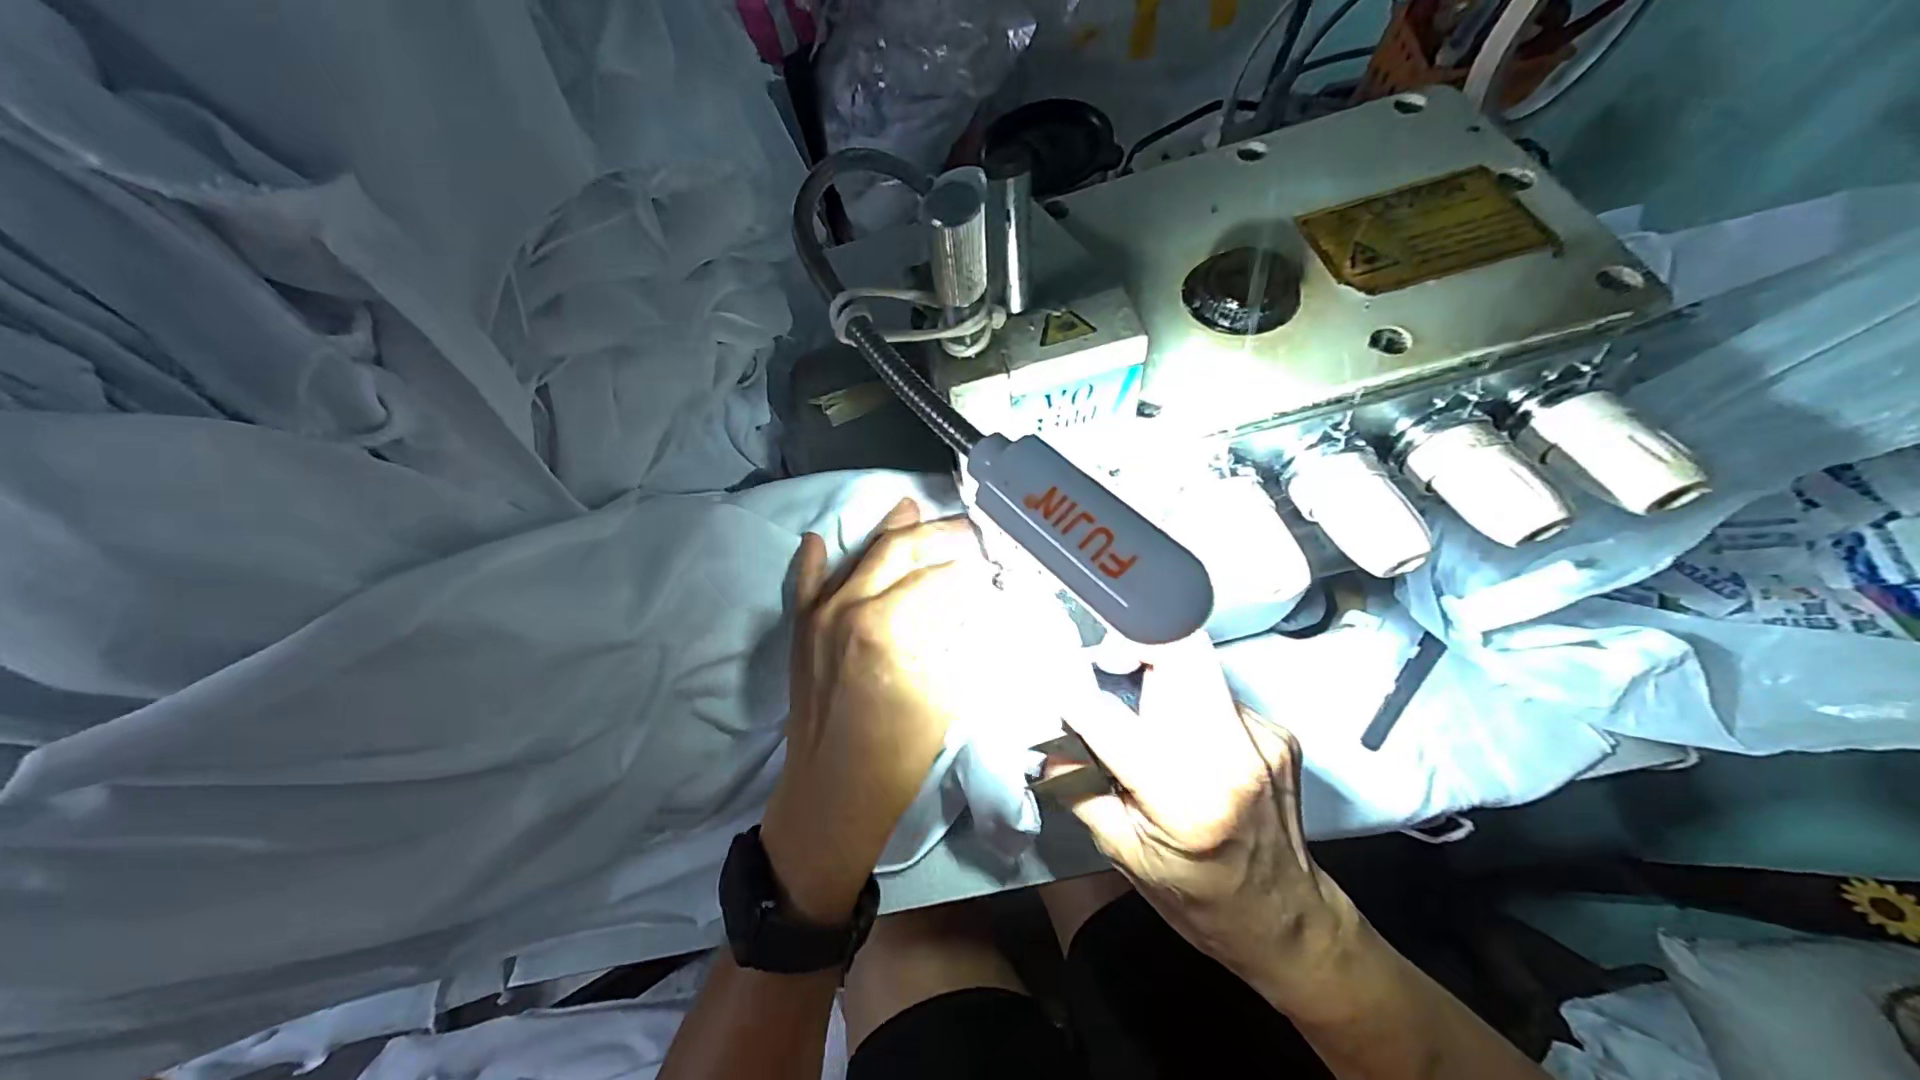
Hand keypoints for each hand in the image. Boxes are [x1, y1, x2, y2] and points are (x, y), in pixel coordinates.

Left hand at [760, 499, 995, 923]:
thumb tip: (965, 603)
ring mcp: (818, 615)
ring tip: (908, 505)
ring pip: (857, 557)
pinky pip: (805, 583)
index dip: (967, 568)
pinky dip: (814, 559)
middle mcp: (848, 607)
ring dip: (886, 532)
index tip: (988, 561)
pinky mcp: (802, 631)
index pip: (937, 578)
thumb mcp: (943, 694)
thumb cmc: (898, 753)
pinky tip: (818, 537)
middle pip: (898, 552)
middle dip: (935, 533)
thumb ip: (953, 638)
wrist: (832, 795)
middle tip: (965, 529)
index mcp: (887, 624)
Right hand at [1052, 635, 1374, 1021]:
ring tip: (1135, 703)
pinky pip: (1216, 691)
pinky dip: (1185, 699)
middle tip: (1102, 660)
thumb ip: (1078, 786)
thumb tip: (1045, 739)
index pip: (1107, 717)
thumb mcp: (1123, 851)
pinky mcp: (1275, 730)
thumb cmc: (1202, 898)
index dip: (1071, 695)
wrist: (1283, 918)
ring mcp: (1260, 737)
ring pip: (1195, 665)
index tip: (1052, 684)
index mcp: (1186, 799)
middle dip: (1129, 642)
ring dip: (1155, 670)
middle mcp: (1232, 757)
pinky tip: (1178, 734)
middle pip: (1177, 652)